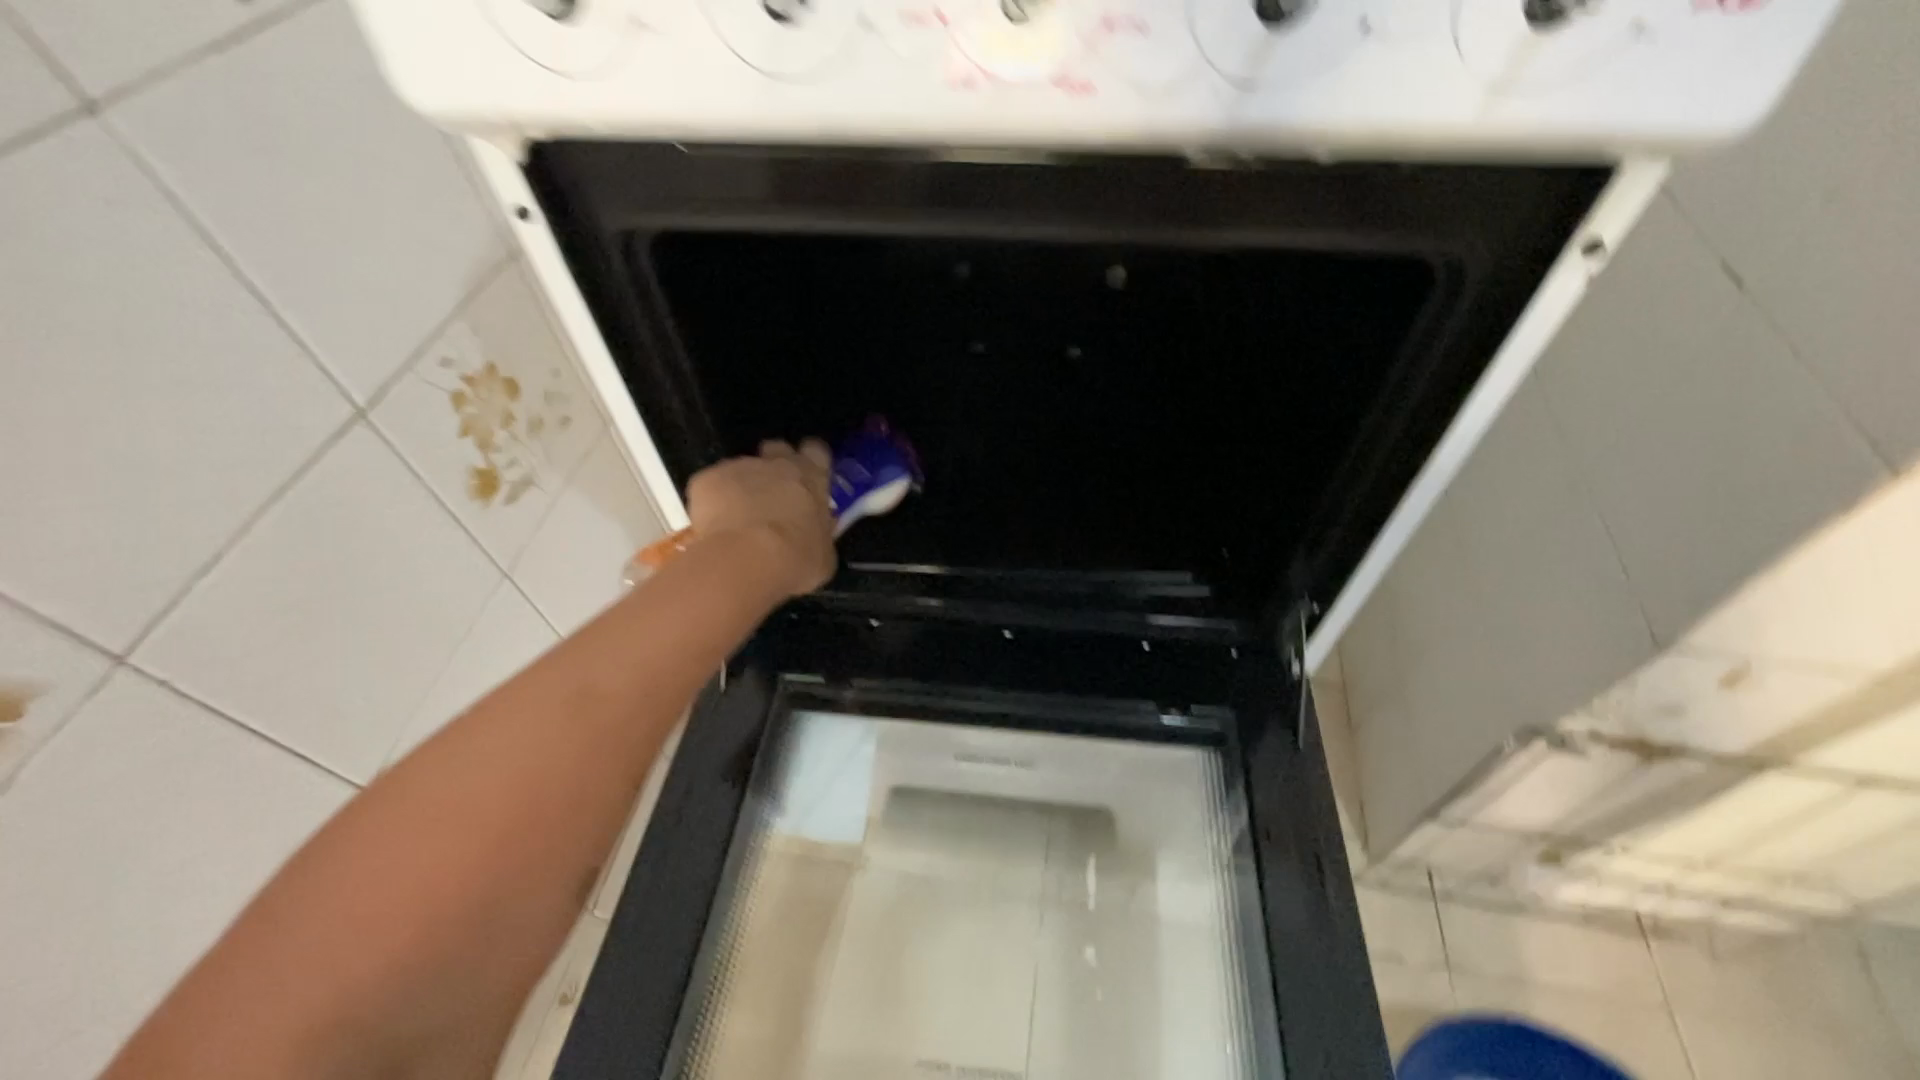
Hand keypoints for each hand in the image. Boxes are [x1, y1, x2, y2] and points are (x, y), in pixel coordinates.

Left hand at [686, 440, 836, 597]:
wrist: (748, 560)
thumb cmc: (797, 559)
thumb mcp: (823, 553)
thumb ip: (818, 532)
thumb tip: (813, 534)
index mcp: (812, 478)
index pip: (816, 450)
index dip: (811, 460)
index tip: (808, 476)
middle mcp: (776, 464)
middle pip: (776, 448)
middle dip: (773, 466)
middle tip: (771, 495)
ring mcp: (738, 467)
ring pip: (739, 469)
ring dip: (741, 489)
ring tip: (736, 521)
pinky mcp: (706, 479)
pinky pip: (709, 485)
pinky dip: (711, 502)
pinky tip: (712, 528)